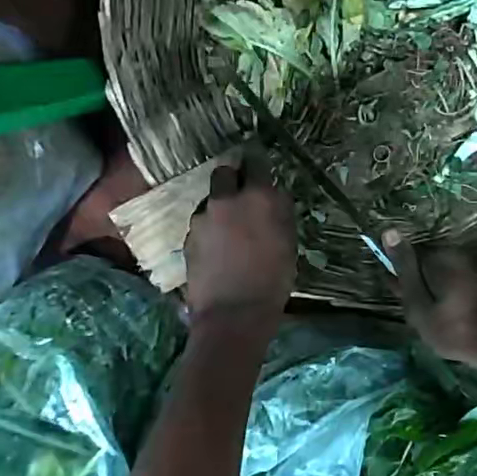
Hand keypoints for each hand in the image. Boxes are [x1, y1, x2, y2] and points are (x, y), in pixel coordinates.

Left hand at [185, 149, 295, 320]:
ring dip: (220, 207)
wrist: (234, 314)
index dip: (257, 162)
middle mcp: (228, 199)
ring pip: (211, 199)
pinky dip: (209, 229)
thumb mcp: (288, 241)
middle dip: (232, 178)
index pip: (256, 161)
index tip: (259, 167)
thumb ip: (279, 212)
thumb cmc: (274, 280)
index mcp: (259, 197)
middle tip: (241, 196)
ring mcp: (204, 217)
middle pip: (225, 172)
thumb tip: (274, 198)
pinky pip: (202, 223)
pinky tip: (217, 249)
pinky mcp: (188, 236)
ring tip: (229, 231)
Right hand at [385, 232, 476, 372]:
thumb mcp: (418, 304)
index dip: (398, 278)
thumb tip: (389, 231)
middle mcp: (452, 255)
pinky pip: (443, 283)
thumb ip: (404, 269)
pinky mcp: (470, 279)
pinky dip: (438, 297)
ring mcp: (463, 266)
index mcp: (439, 257)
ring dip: (425, 294)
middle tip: (417, 315)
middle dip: (413, 286)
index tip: (402, 299)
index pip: (405, 255)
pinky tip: (441, 316)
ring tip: (430, 319)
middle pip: (418, 266)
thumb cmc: (454, 329)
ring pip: (430, 277)